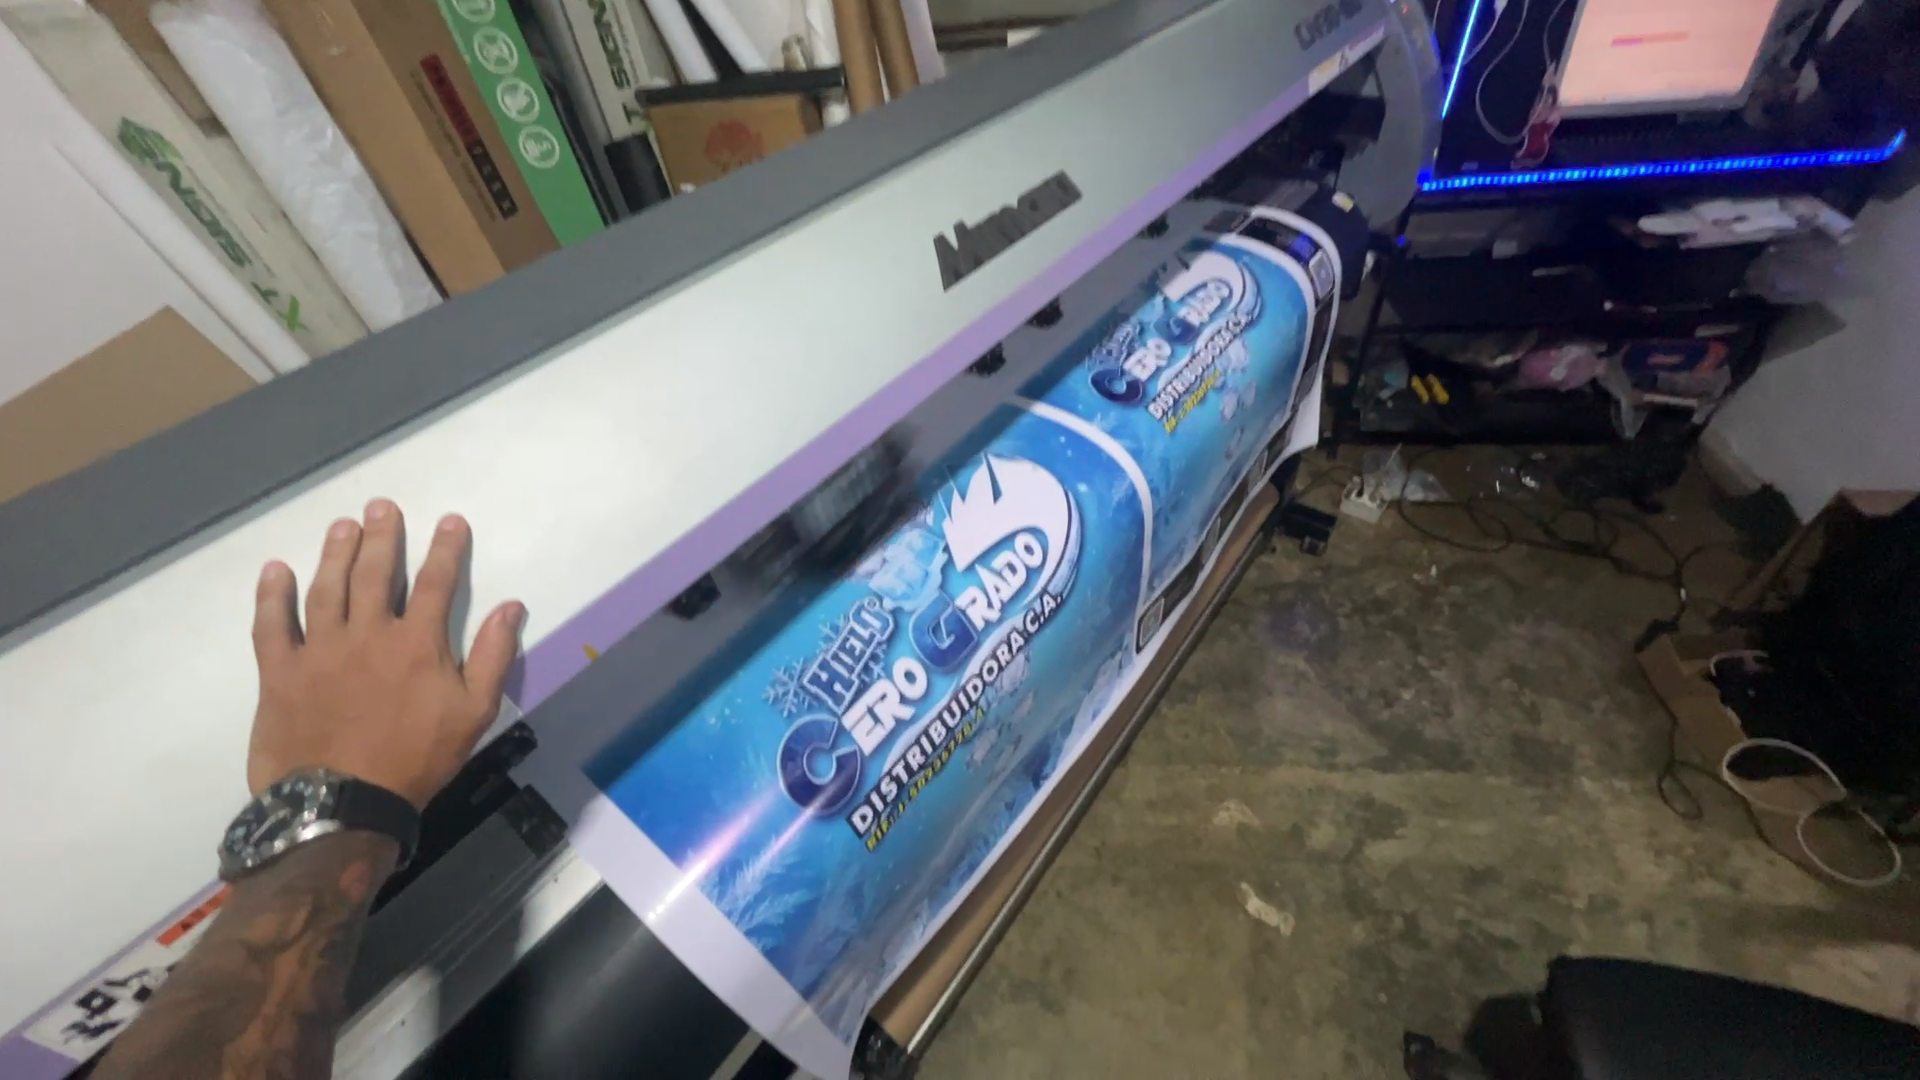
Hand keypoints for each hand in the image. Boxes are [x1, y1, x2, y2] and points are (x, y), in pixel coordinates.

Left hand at [248, 499, 525, 807]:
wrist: (342, 801)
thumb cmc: (419, 754)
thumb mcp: (476, 709)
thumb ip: (495, 654)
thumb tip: (512, 607)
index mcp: (418, 642)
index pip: (438, 582)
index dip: (446, 548)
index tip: (450, 520)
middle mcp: (368, 634)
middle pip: (377, 574)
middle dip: (384, 537)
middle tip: (382, 506)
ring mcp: (319, 650)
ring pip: (327, 588)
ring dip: (336, 553)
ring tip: (343, 525)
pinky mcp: (280, 672)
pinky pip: (272, 625)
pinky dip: (272, 596)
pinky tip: (276, 571)